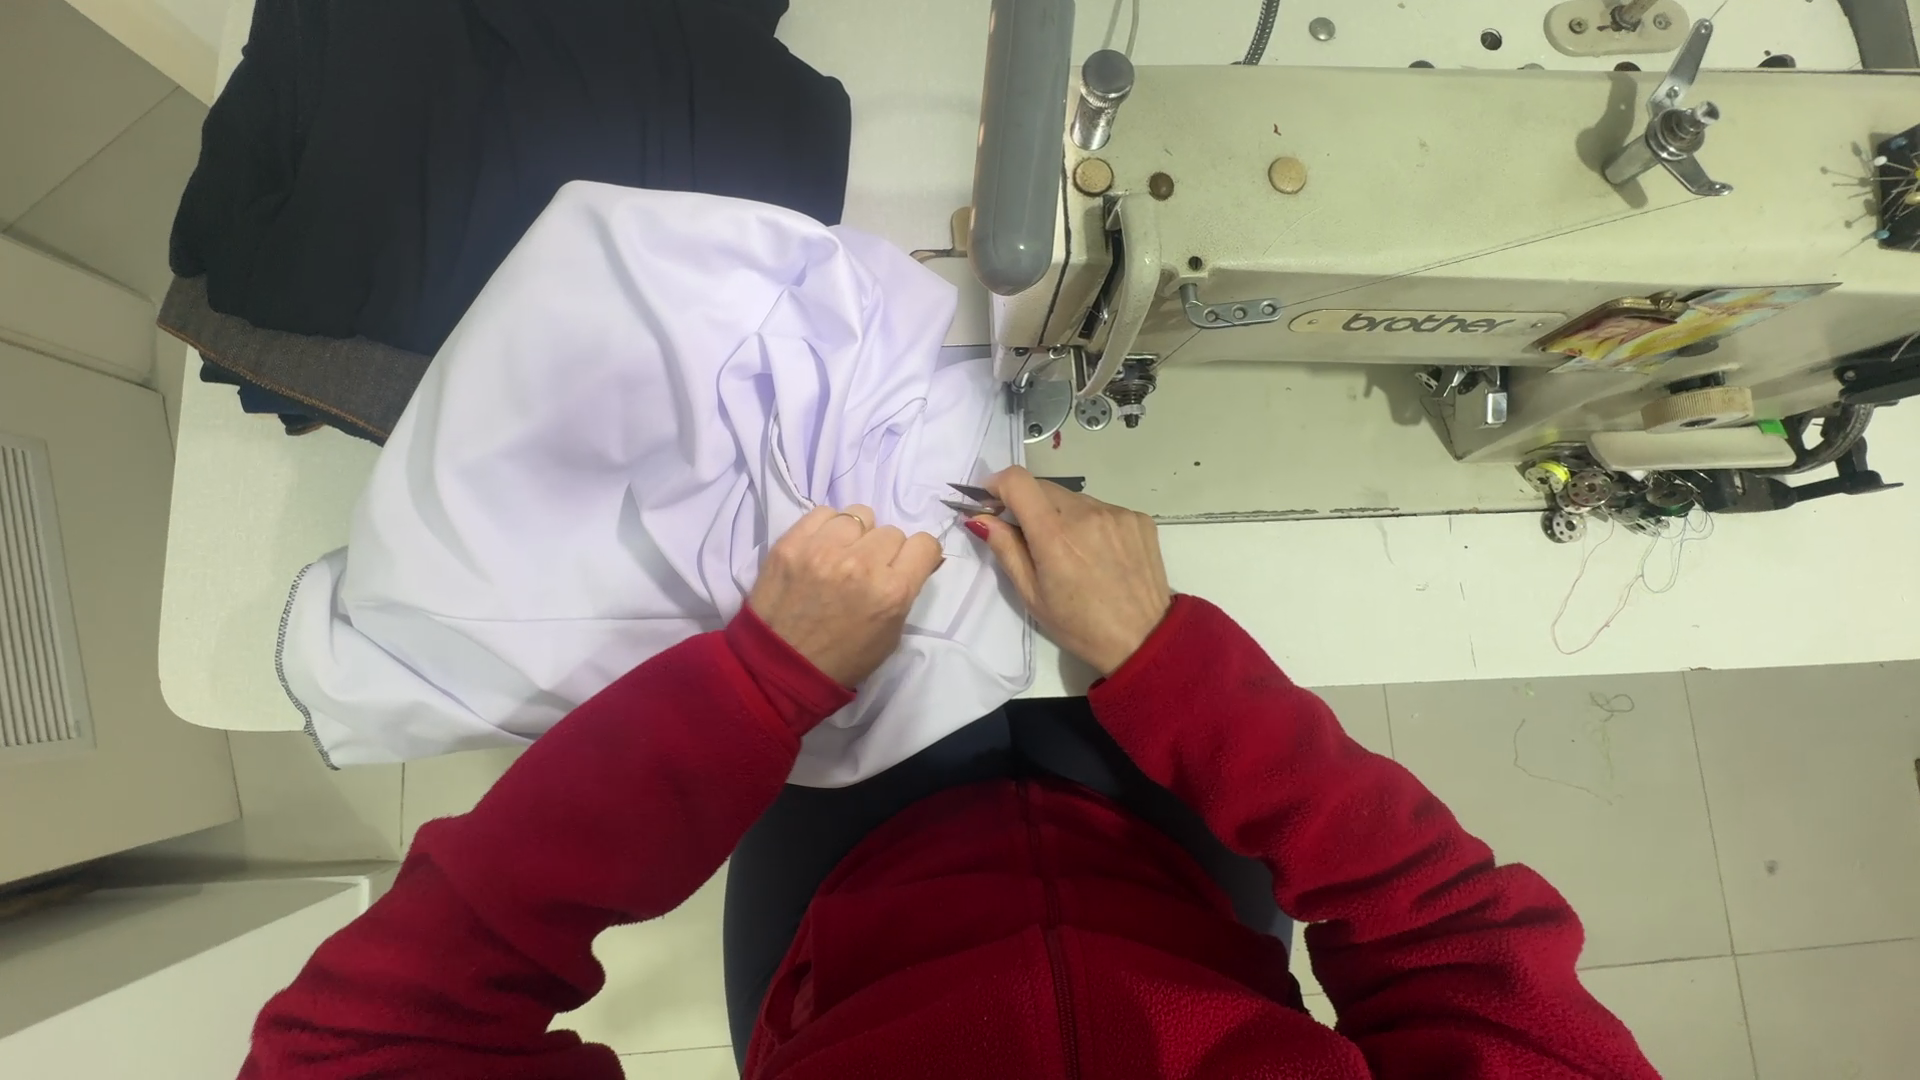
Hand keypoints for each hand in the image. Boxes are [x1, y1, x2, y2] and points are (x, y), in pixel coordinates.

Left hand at [748, 505, 943, 686]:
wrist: (780, 668)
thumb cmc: (843, 658)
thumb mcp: (891, 633)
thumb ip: (905, 590)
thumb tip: (913, 560)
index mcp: (892, 591)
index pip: (924, 544)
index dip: (918, 555)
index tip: (906, 564)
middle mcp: (862, 563)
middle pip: (891, 532)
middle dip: (884, 550)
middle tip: (867, 571)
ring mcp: (824, 550)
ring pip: (859, 515)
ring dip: (857, 535)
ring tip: (841, 557)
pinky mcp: (792, 543)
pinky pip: (824, 513)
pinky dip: (828, 527)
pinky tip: (821, 549)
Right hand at [967, 467, 1171, 674]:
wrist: (1144, 639)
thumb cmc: (1080, 626)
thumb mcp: (1032, 595)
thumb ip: (1006, 549)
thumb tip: (982, 518)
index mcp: (1055, 534)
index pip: (1018, 481)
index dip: (998, 484)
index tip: (992, 500)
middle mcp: (1087, 513)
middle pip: (1044, 487)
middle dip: (1028, 504)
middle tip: (1028, 535)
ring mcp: (1117, 513)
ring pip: (1074, 498)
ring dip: (1062, 514)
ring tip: (1072, 552)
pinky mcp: (1139, 518)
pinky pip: (1102, 508)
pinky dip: (1091, 522)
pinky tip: (1099, 553)